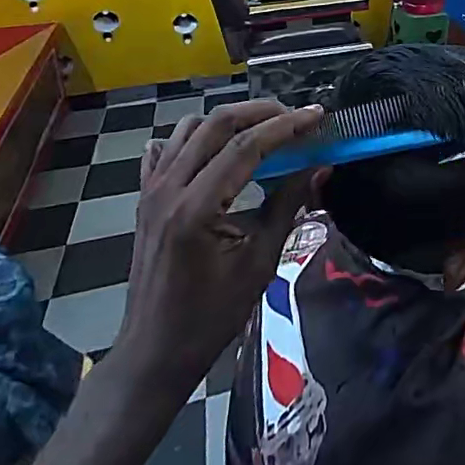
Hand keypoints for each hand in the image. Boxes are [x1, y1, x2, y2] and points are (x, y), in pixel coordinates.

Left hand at [116, 102, 327, 394]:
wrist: (154, 351)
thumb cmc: (211, 317)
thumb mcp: (259, 263)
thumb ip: (287, 206)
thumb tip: (319, 168)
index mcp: (196, 208)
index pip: (246, 147)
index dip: (285, 126)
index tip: (316, 115)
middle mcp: (169, 188)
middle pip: (216, 125)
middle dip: (260, 113)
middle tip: (295, 117)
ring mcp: (152, 190)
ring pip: (189, 128)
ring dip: (228, 121)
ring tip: (262, 131)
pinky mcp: (145, 197)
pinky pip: (167, 150)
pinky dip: (193, 138)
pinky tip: (213, 148)